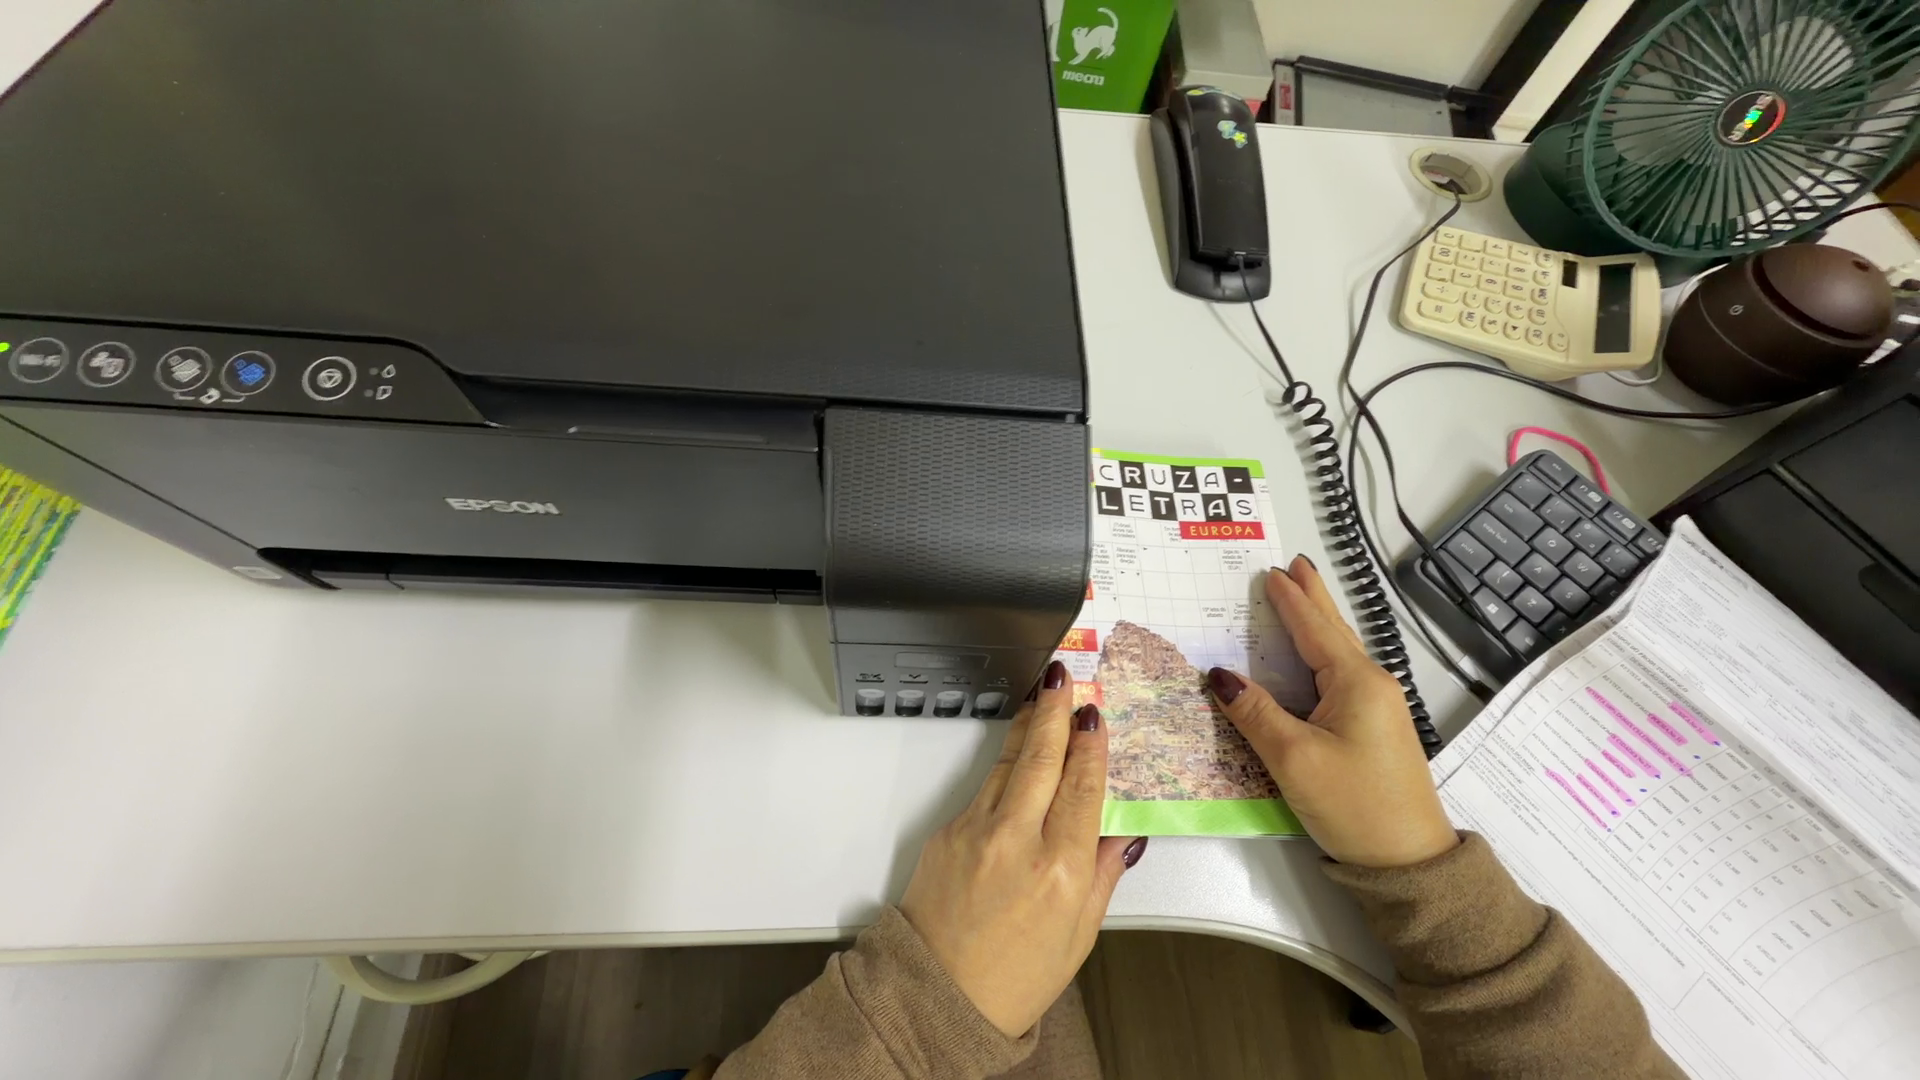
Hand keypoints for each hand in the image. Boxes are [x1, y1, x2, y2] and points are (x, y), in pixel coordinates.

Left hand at [900, 661, 1145, 1037]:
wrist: (936, 995)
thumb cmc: (1014, 979)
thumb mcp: (1078, 935)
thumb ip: (1101, 875)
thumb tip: (1119, 833)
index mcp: (1060, 871)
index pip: (1082, 789)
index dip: (1091, 748)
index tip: (1095, 717)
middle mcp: (1017, 842)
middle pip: (1043, 760)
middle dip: (1056, 712)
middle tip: (1064, 678)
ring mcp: (976, 830)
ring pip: (1010, 762)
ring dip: (1029, 724)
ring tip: (1042, 694)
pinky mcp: (948, 829)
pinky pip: (984, 785)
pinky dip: (1005, 759)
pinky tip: (1016, 744)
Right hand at [1207, 557, 1458, 868]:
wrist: (1410, 863)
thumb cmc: (1353, 805)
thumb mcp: (1294, 758)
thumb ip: (1255, 712)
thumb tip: (1218, 675)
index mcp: (1356, 683)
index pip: (1313, 629)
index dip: (1291, 599)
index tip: (1272, 570)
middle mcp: (1371, 687)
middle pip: (1333, 632)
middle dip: (1313, 598)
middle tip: (1296, 565)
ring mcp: (1376, 709)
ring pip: (1338, 653)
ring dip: (1317, 623)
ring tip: (1301, 597)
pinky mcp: (1372, 730)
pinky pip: (1338, 677)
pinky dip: (1319, 653)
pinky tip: (1312, 656)